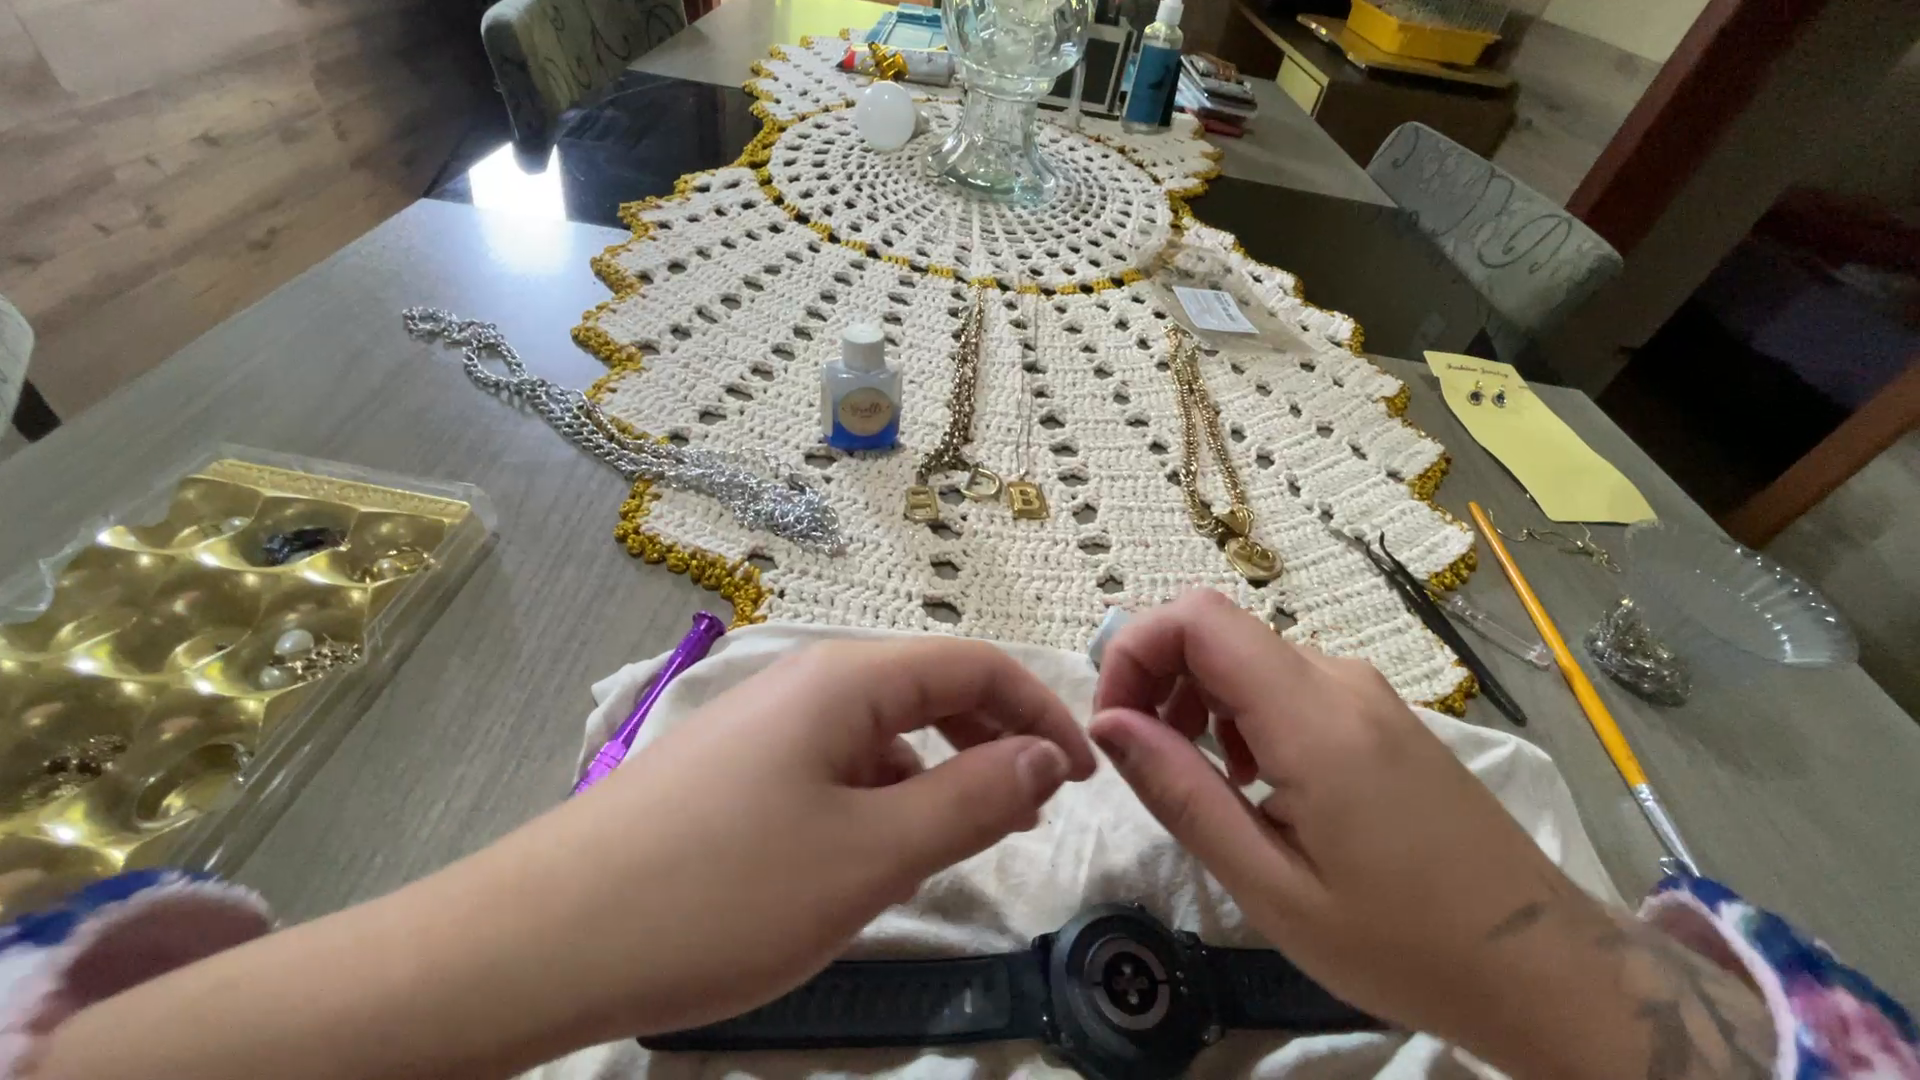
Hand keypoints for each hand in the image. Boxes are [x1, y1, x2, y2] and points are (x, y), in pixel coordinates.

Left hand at [40, 637, 1095, 1079]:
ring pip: (885, 731)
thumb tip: (1050, 757)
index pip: (975, 664)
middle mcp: (811, 679)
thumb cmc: (723, 893)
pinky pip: (840, 763)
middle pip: (932, 689)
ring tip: (966, 836)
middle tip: (1035, 812)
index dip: (1042, 711)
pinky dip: (885, 795)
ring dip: (941, 771)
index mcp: (849, 677)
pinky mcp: (740, 766)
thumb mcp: (872, 853)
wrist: (542, 939)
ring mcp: (769, 722)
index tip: (1088, 775)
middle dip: (996, 740)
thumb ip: (974, 798)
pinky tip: (880, 849)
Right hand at [1088, 591, 1590, 1053]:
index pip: (1196, 618)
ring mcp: (1364, 691)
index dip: (1134, 650)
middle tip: (1146, 760)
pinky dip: (1240, 713)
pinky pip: (1284, 682)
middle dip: (1157, 678)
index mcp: (1313, 716)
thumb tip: (1107, 724)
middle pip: (1216, 630)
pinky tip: (1256, 781)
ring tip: (1203, 781)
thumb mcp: (1269, 886)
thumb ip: (1180, 793)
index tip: (1114, 723)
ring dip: (1197, 699)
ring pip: (1247, 656)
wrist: (1542, 967)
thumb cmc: (1401, 943)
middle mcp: (1339, 679)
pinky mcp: (1377, 712)